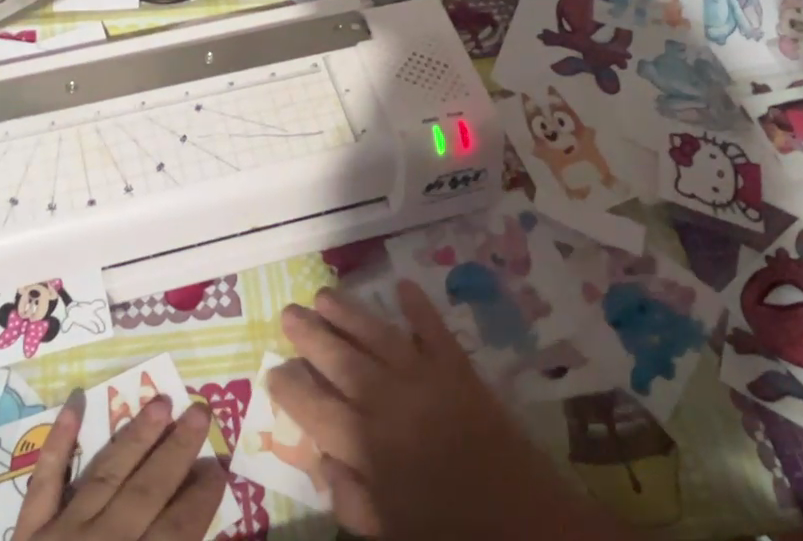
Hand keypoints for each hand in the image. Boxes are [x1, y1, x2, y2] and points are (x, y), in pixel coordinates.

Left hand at [14, 389, 228, 540]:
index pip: (178, 530)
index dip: (202, 497)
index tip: (221, 464)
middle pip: (147, 491)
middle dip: (176, 450)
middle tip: (201, 411)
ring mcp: (61, 534)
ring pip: (104, 475)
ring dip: (133, 438)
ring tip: (160, 402)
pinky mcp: (27, 533)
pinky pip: (45, 481)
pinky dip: (59, 442)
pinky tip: (75, 405)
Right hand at [269, 281, 632, 540]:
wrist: (529, 526)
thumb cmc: (450, 532)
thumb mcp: (387, 531)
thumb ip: (348, 497)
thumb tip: (320, 458)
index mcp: (365, 446)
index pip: (312, 406)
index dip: (289, 386)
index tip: (274, 370)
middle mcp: (387, 403)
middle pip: (338, 359)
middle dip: (308, 334)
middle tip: (288, 312)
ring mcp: (425, 380)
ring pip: (376, 335)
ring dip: (347, 312)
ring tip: (322, 294)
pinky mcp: (460, 371)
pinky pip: (435, 331)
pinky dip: (419, 307)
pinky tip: (403, 286)